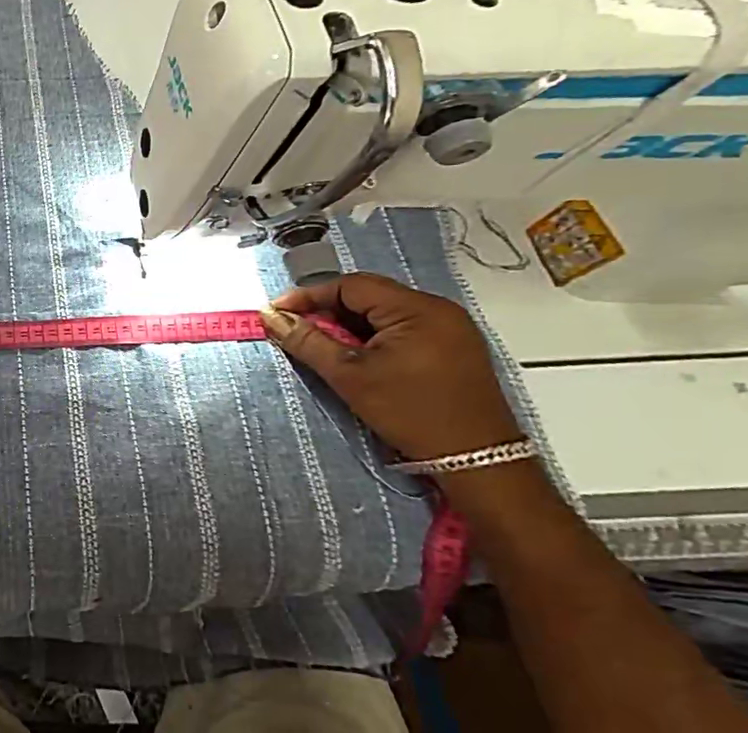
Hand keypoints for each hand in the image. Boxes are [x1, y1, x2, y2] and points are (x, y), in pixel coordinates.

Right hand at [259, 272, 522, 462]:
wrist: (478, 462)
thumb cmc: (410, 413)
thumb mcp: (349, 376)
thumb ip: (306, 341)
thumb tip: (270, 316)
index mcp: (418, 309)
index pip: (350, 286)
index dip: (309, 296)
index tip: (277, 312)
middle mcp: (438, 309)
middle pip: (368, 295)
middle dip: (328, 310)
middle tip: (297, 329)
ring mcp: (451, 328)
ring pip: (383, 312)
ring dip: (349, 324)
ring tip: (324, 345)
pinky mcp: (455, 347)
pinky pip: (402, 327)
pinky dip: (373, 336)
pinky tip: (357, 355)